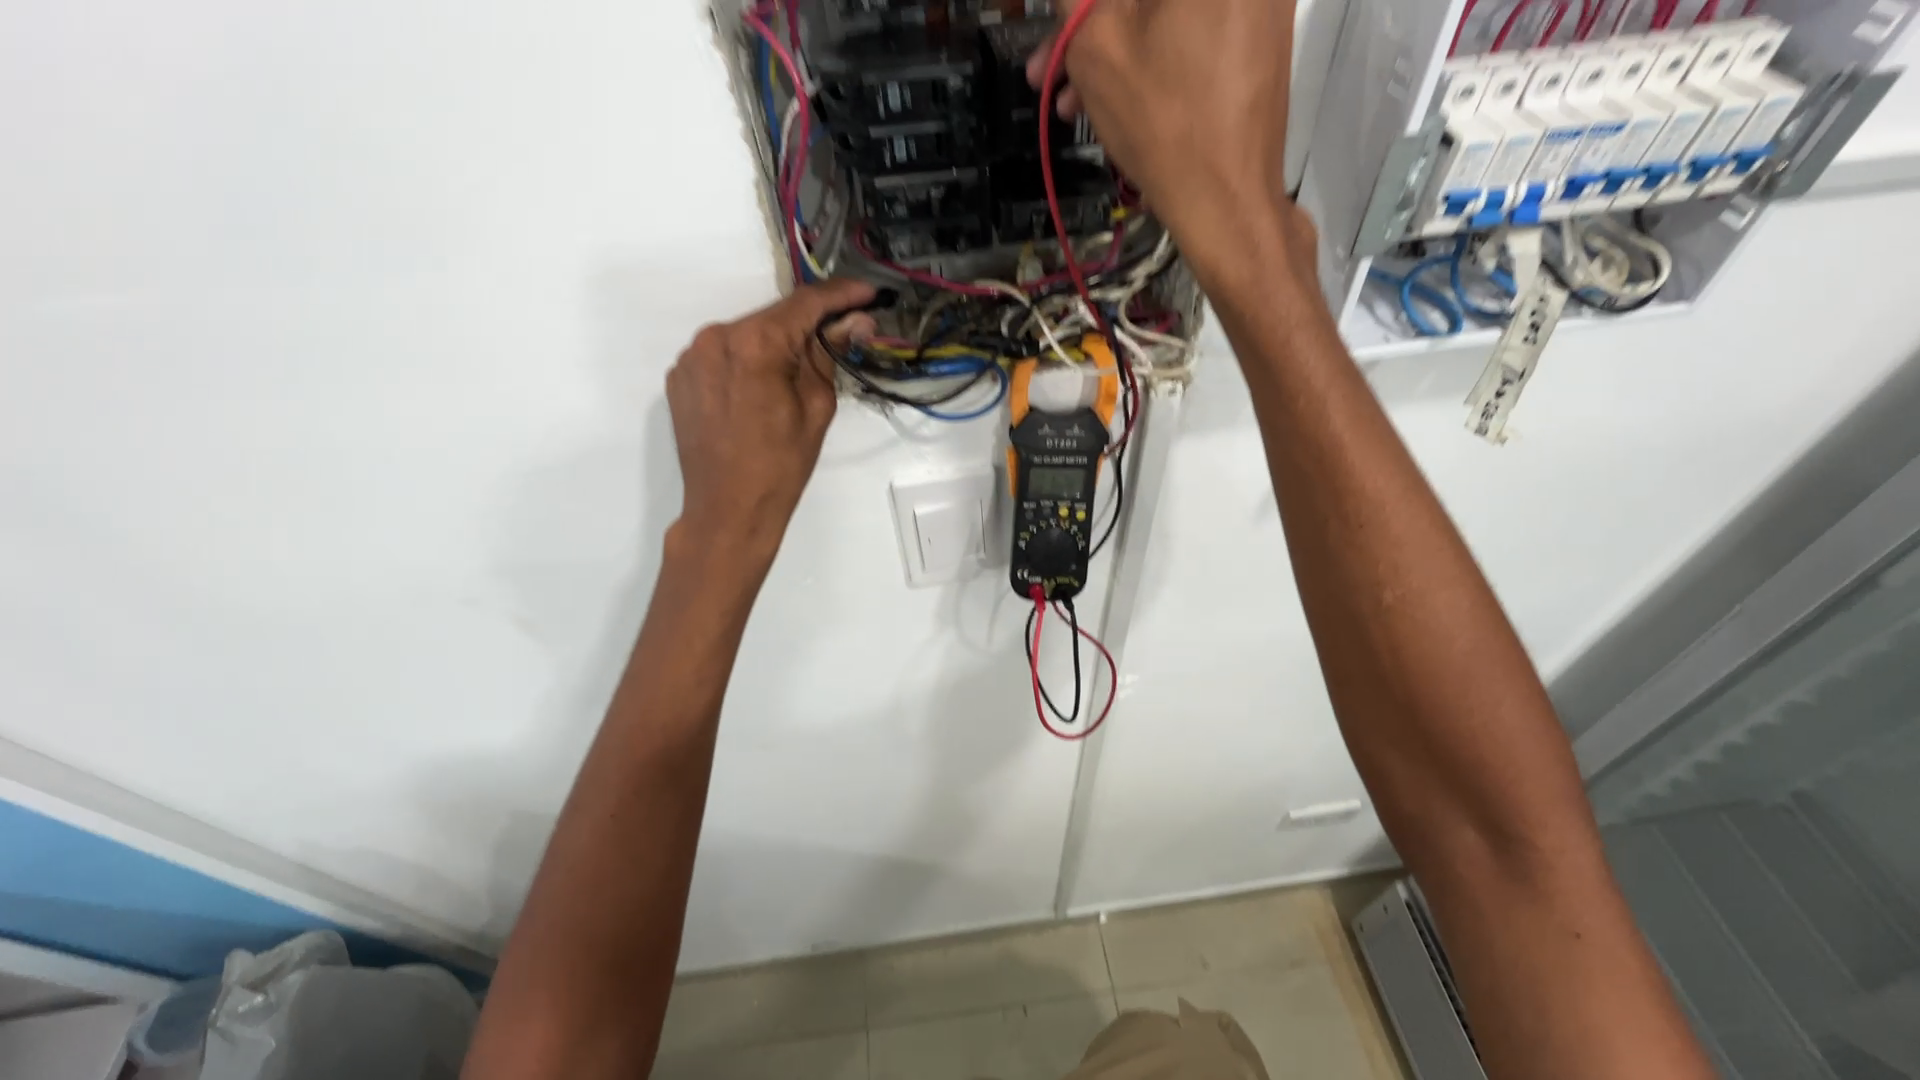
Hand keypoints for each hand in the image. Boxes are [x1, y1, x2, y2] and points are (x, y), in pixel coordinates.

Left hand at [665, 279, 875, 567]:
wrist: (728, 509)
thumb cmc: (781, 465)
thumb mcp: (817, 406)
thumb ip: (830, 353)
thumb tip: (856, 320)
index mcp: (754, 343)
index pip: (805, 304)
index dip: (841, 295)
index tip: (868, 293)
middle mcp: (715, 338)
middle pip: (772, 318)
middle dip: (808, 323)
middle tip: (842, 333)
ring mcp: (691, 357)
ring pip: (747, 336)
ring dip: (775, 344)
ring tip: (800, 369)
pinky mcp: (680, 377)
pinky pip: (723, 356)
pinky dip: (747, 361)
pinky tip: (763, 388)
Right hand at [1026, 0, 1307, 271]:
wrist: (1226, 199)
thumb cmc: (1162, 123)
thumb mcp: (1097, 48)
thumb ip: (1077, 2)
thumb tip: (1075, 2)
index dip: (1083, 10)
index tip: (1057, 31)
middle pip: (1143, 1)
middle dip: (1092, 28)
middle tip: (1048, 67)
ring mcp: (1260, 8)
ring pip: (1165, 19)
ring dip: (1115, 48)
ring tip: (1071, 98)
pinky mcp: (1260, 44)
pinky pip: (1191, 39)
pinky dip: (1151, 59)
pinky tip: (1114, 95)